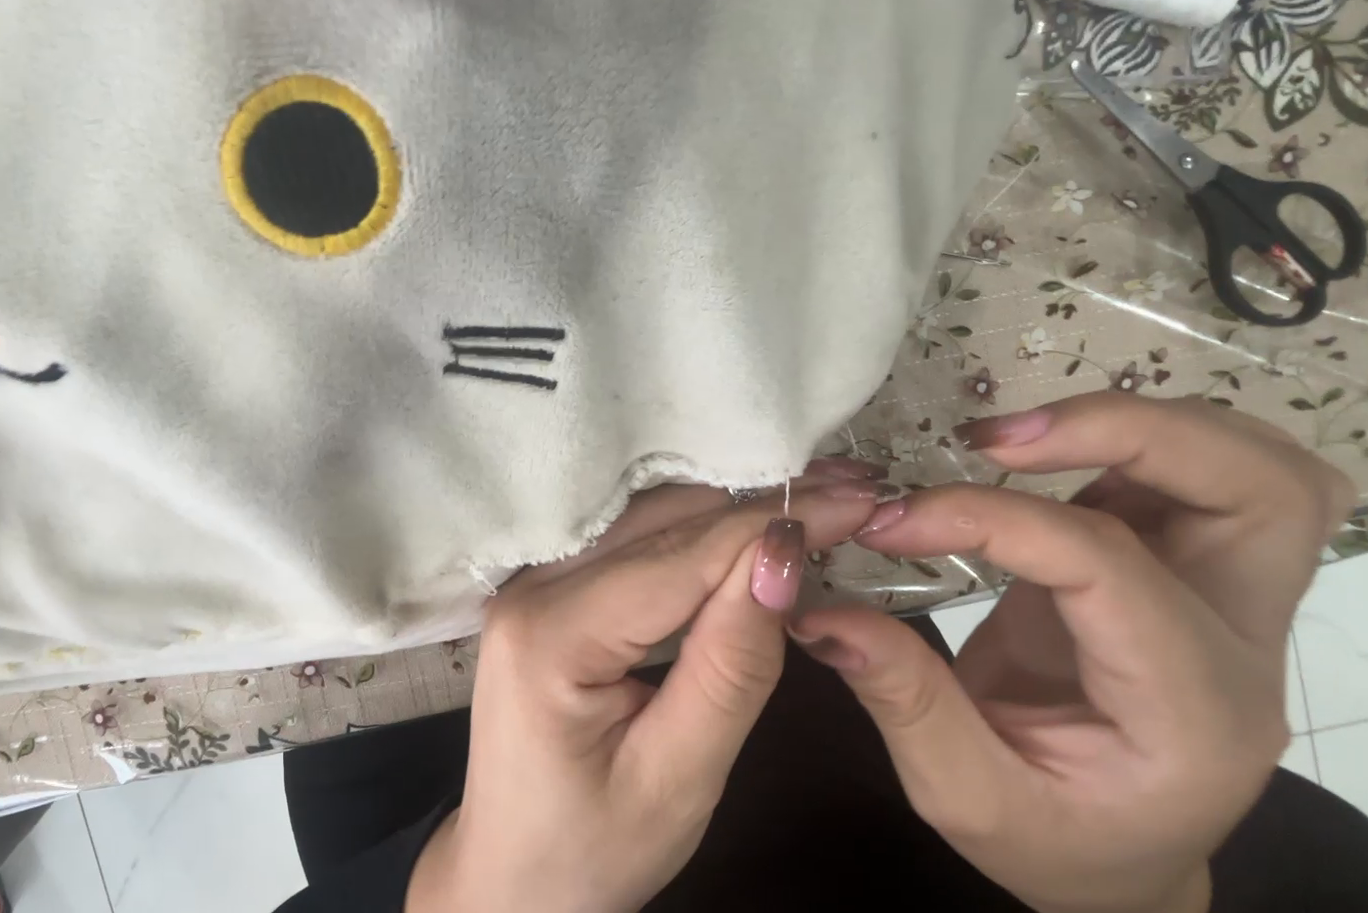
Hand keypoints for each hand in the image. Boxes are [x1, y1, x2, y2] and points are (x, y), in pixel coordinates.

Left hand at [408, 462, 891, 912]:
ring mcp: (531, 584)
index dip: (770, 523)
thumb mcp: (677, 777)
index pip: (678, 559)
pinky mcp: (545, 594)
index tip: (858, 498)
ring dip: (729, 514)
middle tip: (852, 493)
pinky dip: (693, 538)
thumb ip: (730, 666)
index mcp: (551, 634)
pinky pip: (627, 547)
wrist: (510, 877)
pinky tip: (745, 537)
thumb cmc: (592, 850)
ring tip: (815, 506)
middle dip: (757, 508)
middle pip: (659, 527)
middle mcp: (531, 588)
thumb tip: (781, 558)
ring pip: (644, 525)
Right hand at [792, 392, 1354, 912]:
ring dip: (1138, 425)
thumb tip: (817, 610)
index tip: (885, 520)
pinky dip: (1119, 442)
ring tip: (1008, 439)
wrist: (1120, 862)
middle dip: (1126, 433)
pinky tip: (1023, 456)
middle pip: (1262, 490)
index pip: (1108, 567)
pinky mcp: (1178, 574)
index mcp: (1189, 708)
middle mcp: (1237, 643)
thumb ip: (901, 700)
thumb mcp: (963, 797)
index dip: (989, 519)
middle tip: (991, 440)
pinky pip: (1192, 476)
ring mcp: (1225, 602)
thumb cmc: (1051, 841)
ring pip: (1252, 466)